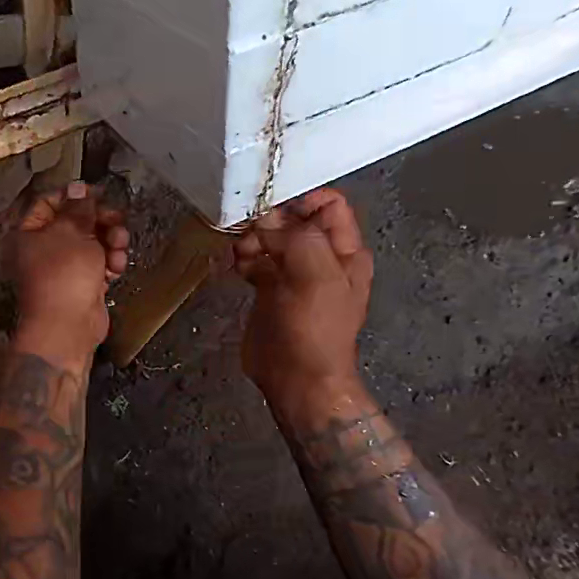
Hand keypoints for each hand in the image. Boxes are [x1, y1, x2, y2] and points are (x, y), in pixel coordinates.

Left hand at [9, 181, 129, 365]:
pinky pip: (98, 264)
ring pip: (92, 243)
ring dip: (110, 242)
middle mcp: (43, 249)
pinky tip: (116, 267)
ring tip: (119, 248)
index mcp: (29, 233)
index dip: (75, 196)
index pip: (50, 203)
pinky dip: (109, 263)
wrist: (69, 326)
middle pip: (76, 223)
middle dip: (100, 221)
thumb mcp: (73, 232)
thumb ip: (78, 207)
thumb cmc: (64, 273)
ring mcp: (63, 268)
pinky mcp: (82, 284)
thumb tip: (78, 186)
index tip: (98, 194)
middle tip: (117, 220)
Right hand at [234, 187, 373, 414]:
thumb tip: (264, 221)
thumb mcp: (316, 274)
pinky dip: (242, 258)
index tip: (268, 205)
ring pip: (270, 239)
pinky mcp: (269, 290)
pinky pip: (254, 261)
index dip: (300, 198)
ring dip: (250, 239)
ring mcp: (294, 274)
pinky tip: (233, 267)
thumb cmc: (314, 328)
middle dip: (268, 220)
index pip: (327, 204)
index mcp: (344, 251)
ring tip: (239, 254)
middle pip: (293, 220)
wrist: (296, 379)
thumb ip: (296, 237)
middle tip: (249, 233)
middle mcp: (321, 258)